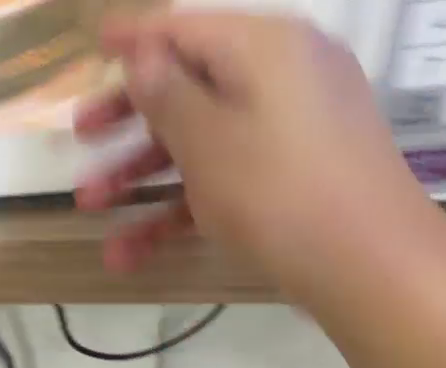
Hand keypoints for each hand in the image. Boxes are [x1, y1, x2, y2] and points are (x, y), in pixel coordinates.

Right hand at [74, 10, 438, 284]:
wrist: (364, 260)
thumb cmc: (276, 189)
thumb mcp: (208, 139)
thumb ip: (168, 93)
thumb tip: (145, 53)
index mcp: (262, 49)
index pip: (185, 29)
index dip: (135, 39)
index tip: (94, 46)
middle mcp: (277, 77)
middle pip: (188, 86)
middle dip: (127, 118)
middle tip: (80, 137)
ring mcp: (285, 129)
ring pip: (198, 141)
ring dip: (140, 174)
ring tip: (91, 206)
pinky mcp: (287, 176)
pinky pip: (221, 179)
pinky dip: (177, 208)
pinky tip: (130, 252)